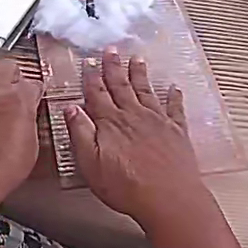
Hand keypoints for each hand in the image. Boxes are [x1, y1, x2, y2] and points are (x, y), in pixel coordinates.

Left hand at [0, 60, 42, 218]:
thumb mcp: (30, 145)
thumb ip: (31, 118)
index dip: (36, 93)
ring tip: (0, 99)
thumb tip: (30, 109)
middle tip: (19, 94)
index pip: (34, 82)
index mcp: (18, 99)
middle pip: (9, 66)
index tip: (36, 99)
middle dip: (16, 78)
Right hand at [63, 51, 216, 228]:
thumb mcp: (91, 164)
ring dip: (139, 74)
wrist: (168, 198)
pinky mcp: (176, 132)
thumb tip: (71, 110)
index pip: (97, 94)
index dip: (91, 77)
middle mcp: (134, 116)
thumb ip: (81, 134)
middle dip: (114, 67)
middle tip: (111, 50)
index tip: (89, 62)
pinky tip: (173, 88)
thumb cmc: (127, 187)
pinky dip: (173, 96)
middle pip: (121, 86)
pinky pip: (174, 108)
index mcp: (111, 123)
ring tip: (137, 59)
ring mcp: (157, 122)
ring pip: (146, 91)